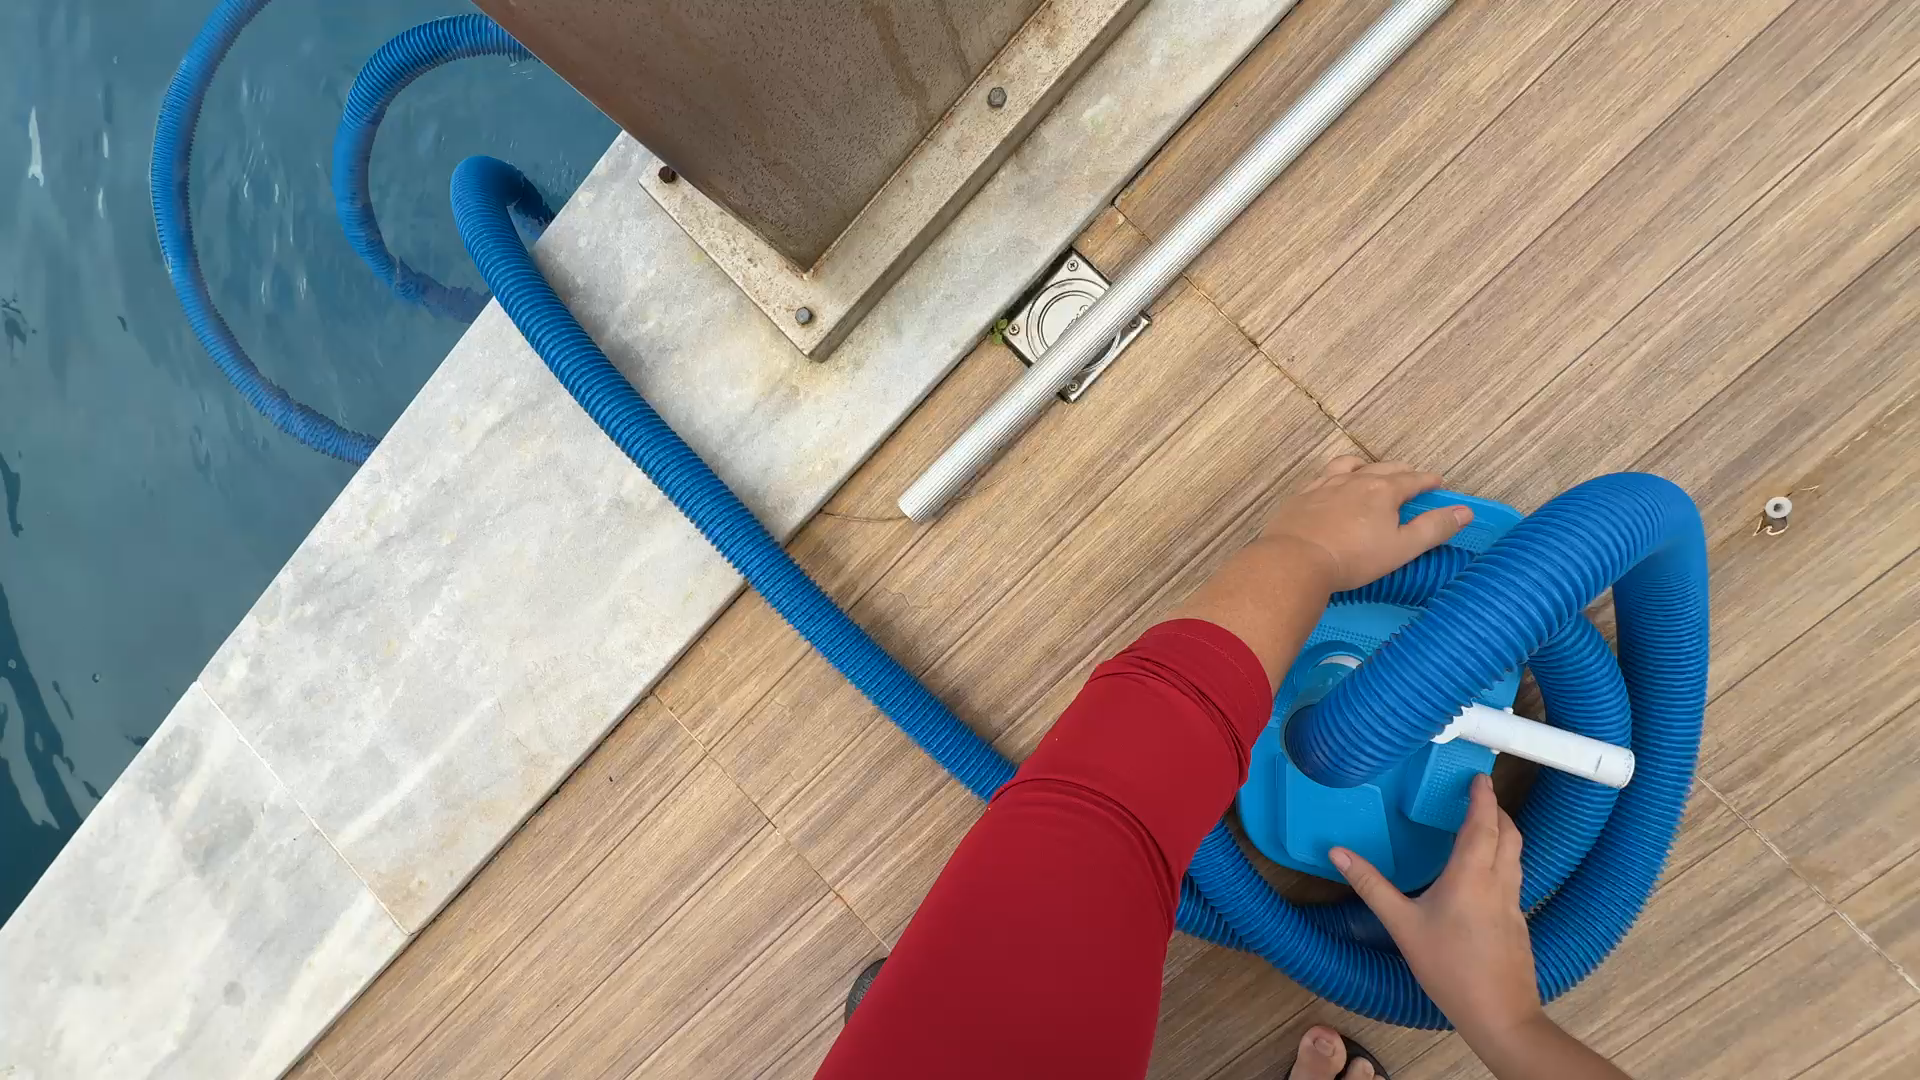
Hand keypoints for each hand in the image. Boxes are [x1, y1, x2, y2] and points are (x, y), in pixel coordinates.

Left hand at [1256, 456, 1470, 591]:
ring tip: (1369, 471)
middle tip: (1409, 477)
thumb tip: (1464, 511)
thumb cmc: (1353, 558)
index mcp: (1382, 491)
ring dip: (1364, 466)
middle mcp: (1353, 480)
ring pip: (1348, 465)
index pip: (1412, 479)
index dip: (1428, 480)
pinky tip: (1330, 486)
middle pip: (1382, 468)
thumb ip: (1434, 528)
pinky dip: (1333, 476)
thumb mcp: (1402, 548)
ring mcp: (1323, 485)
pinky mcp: (1300, 496)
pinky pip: (1321, 477)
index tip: (1437, 482)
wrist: (1294, 560)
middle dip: (1400, 471)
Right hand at [1332, 774, 1542, 1042]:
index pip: (1483, 826)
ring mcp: (1513, 905)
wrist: (1501, 1017)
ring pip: (1517, 858)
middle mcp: (1498, 884)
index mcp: (1471, 876)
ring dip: (1504, 834)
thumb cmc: (1450, 968)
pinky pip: (1514, 878)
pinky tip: (1484, 871)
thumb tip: (1337, 852)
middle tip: (1482, 794)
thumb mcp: (1401, 924)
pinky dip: (1503, 859)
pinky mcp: (1518, 924)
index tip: (1480, 777)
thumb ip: (1370, 885)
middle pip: (1510, 837)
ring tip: (1485, 824)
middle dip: (1498, 811)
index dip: (1483, 798)